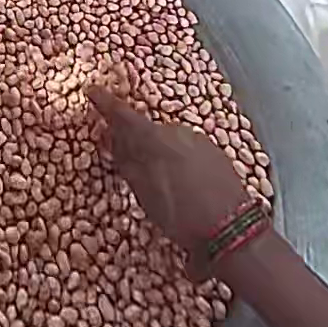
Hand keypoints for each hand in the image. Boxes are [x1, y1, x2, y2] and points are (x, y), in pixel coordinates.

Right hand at [89, 86, 253, 279]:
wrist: (236, 234)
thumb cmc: (182, 216)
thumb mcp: (145, 194)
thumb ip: (127, 163)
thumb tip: (113, 142)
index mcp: (154, 138)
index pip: (122, 114)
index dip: (104, 103)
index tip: (91, 92)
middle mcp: (177, 131)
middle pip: (146, 129)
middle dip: (133, 139)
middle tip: (123, 156)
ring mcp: (199, 141)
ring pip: (168, 141)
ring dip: (157, 152)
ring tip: (157, 180)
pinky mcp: (216, 154)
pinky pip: (187, 151)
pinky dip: (178, 161)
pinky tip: (182, 185)